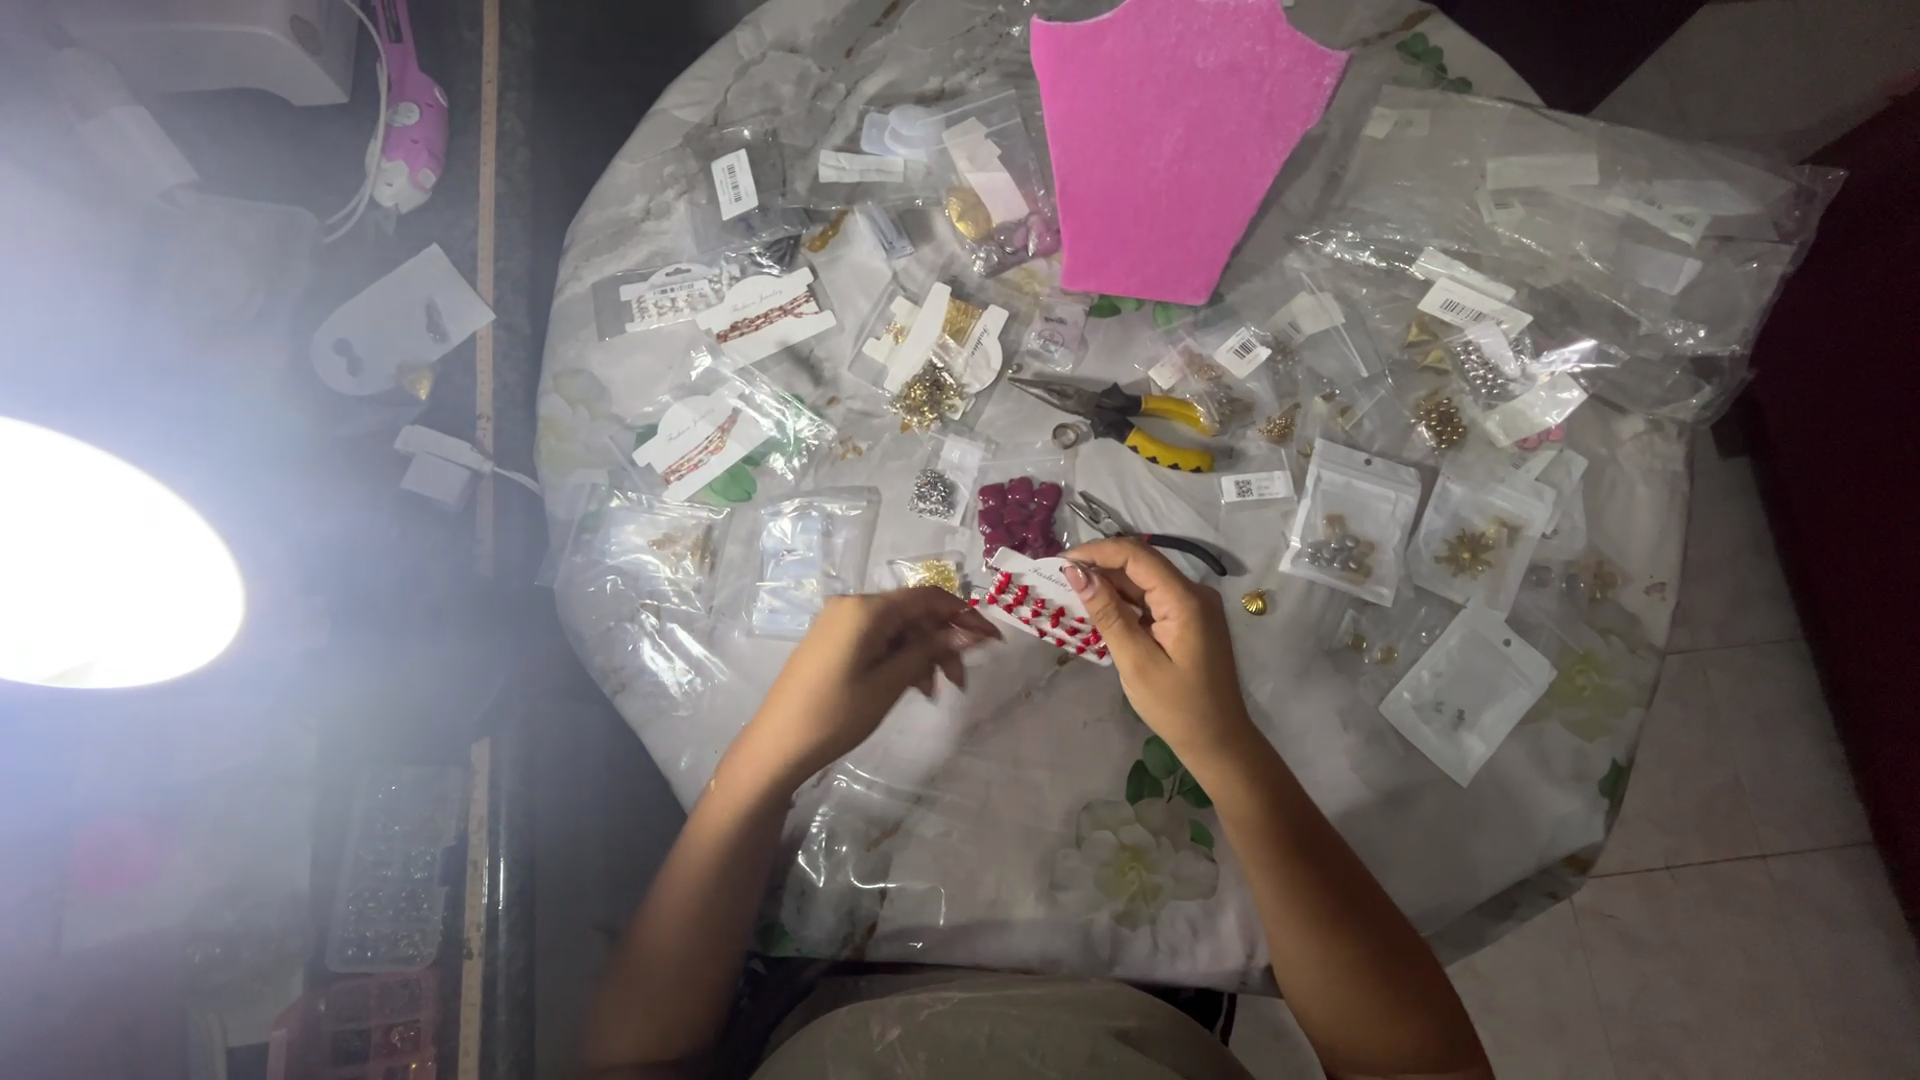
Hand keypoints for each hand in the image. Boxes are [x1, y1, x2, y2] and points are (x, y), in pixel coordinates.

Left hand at [739, 587, 1000, 786]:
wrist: (777, 744)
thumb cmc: (836, 714)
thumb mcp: (890, 683)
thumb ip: (931, 650)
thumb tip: (971, 630)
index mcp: (867, 609)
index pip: (929, 597)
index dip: (965, 614)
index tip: (992, 641)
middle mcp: (853, 605)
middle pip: (914, 613)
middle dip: (942, 643)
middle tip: (959, 683)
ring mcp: (840, 622)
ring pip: (898, 629)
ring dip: (922, 654)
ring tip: (930, 693)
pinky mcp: (833, 640)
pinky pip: (878, 639)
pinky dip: (899, 658)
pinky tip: (908, 686)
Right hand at [1062, 538, 1254, 761]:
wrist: (1218, 740)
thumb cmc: (1176, 706)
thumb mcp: (1135, 661)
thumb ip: (1107, 613)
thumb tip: (1077, 573)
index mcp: (1185, 599)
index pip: (1136, 555)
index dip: (1096, 552)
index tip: (1060, 563)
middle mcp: (1194, 592)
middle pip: (1141, 563)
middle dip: (1099, 566)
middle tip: (1059, 579)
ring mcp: (1193, 605)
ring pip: (1144, 580)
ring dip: (1109, 583)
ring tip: (1072, 592)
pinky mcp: (1188, 618)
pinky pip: (1151, 597)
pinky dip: (1124, 600)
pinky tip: (1099, 608)